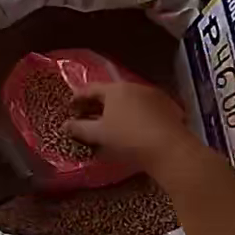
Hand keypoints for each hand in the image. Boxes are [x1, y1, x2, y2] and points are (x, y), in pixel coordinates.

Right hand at [63, 81, 203, 178]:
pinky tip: (134, 128)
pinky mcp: (169, 108)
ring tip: (111, 124)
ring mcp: (154, 96)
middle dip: (98, 104)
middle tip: (88, 116)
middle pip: (111, 93)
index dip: (78, 98)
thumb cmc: (128, 138)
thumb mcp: (99, 135)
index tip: (70, 107)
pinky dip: (135, 115)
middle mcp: (134, 86)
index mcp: (115, 89)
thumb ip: (80, 128)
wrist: (169, 148)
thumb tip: (65, 125)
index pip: (90, 89)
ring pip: (130, 100)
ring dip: (118, 110)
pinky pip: (145, 109)